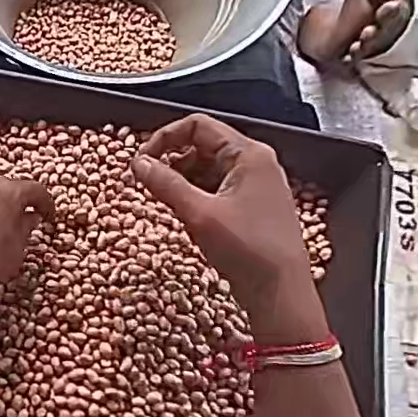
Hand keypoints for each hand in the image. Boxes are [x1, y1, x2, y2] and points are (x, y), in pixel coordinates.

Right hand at [130, 115, 312, 291]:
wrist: (280, 290)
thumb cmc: (247, 248)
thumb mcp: (199, 214)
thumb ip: (165, 184)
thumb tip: (138, 163)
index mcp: (248, 154)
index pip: (197, 127)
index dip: (164, 139)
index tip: (140, 161)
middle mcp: (254, 164)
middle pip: (201, 146)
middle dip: (169, 161)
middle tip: (145, 183)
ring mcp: (253, 186)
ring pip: (205, 170)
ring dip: (179, 180)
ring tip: (160, 200)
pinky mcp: (248, 208)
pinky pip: (213, 190)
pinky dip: (192, 196)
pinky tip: (181, 214)